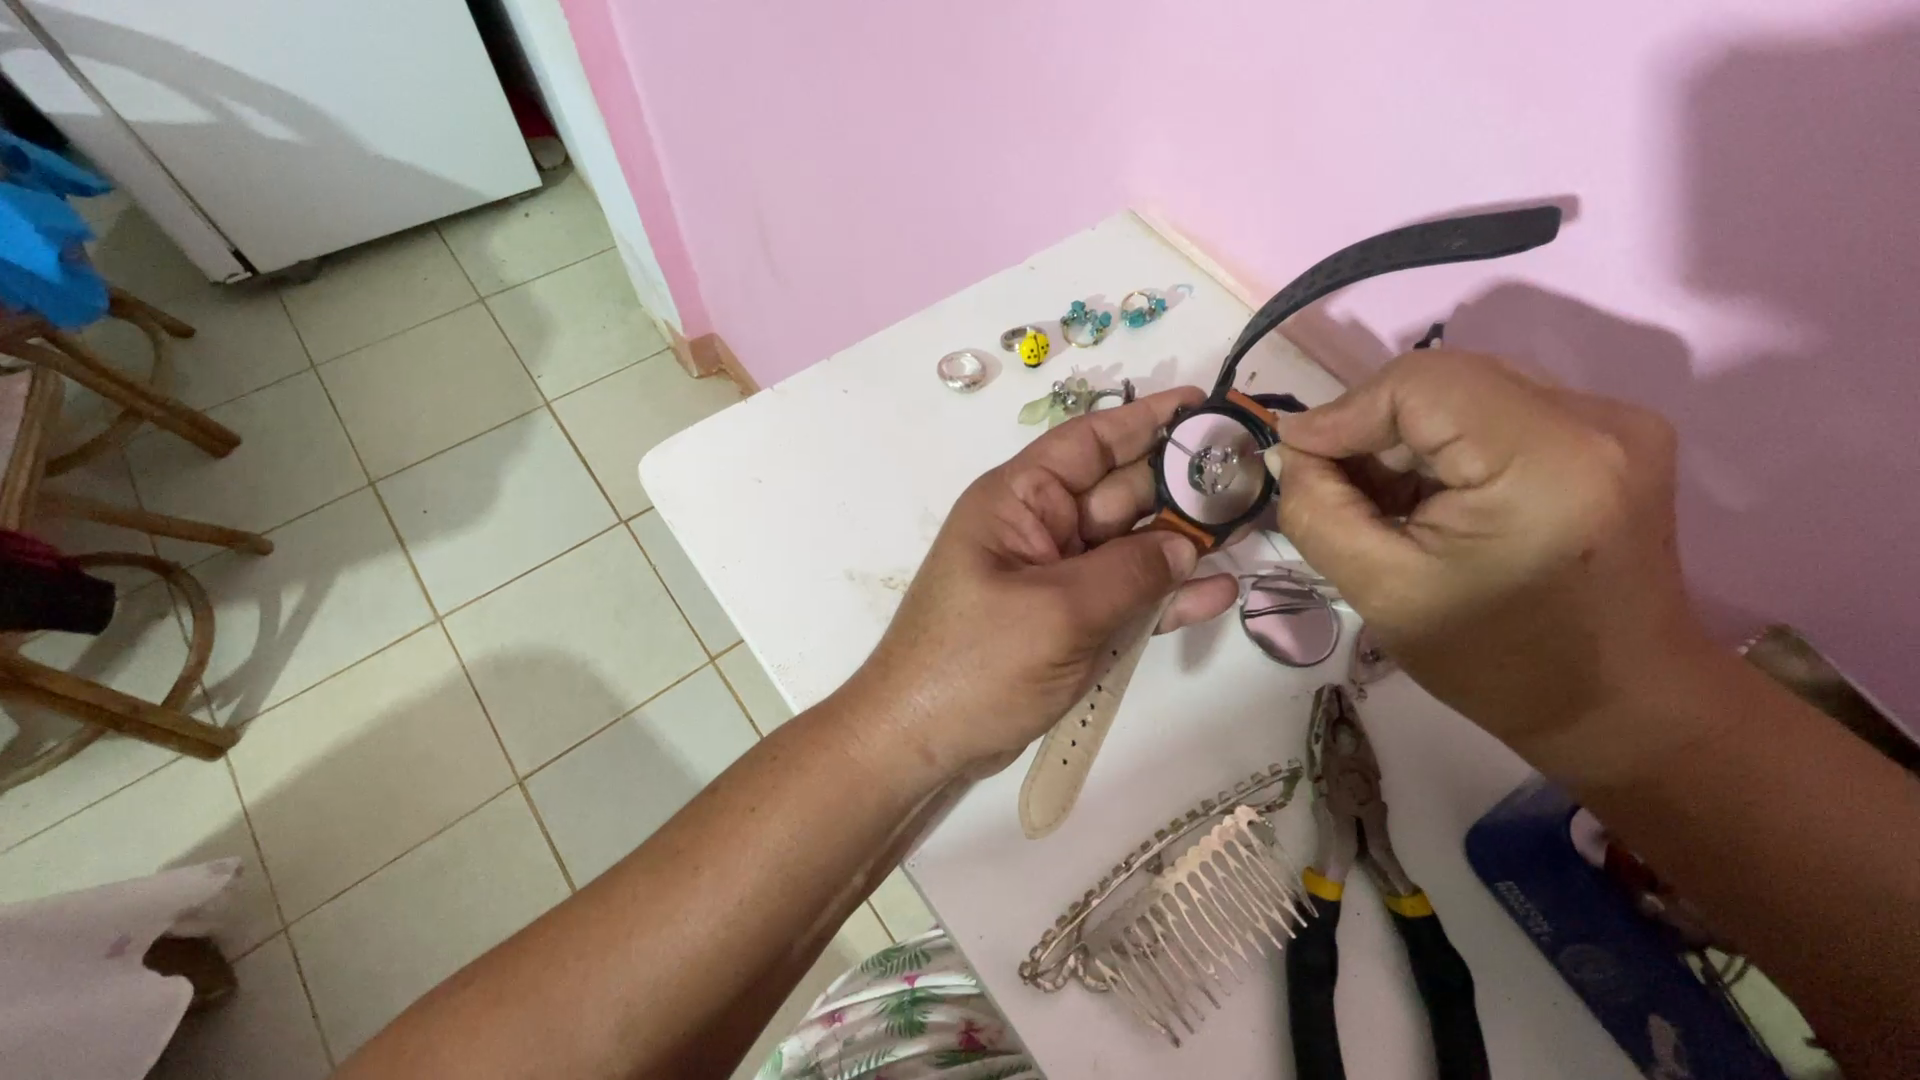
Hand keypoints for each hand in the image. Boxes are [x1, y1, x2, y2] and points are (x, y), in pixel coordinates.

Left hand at [844, 387, 1237, 782]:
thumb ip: (1131, 573)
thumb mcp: (1057, 611)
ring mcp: (1058, 579)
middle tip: (1257, 478)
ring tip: (1254, 528)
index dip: (1146, 421)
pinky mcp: (1070, 624)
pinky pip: (1126, 598)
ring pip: (1132, 547)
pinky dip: (1167, 596)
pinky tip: (1220, 591)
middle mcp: (1041, 530)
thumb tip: (1188, 546)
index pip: (1089, 443)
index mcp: (1019, 501)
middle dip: (1183, 486)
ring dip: (1186, 542)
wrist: (922, 741)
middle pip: (1122, 494)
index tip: (1204, 406)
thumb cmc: (974, 663)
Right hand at [1271, 351, 1714, 766]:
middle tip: (1331, 484)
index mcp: (1544, 464)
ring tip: (1379, 499)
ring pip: (1465, 391)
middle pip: (1443, 381)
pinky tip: (1427, 496)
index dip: (1345, 412)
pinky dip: (1443, 443)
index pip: (1420, 384)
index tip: (1296, 457)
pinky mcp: (1611, 435)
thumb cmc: (1496, 662)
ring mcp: (1614, 422)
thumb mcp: (1380, 593)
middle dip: (1371, 427)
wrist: (1619, 702)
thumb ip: (1318, 512)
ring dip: (1403, 436)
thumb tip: (1295, 450)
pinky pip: (1496, 410)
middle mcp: (1594, 421)